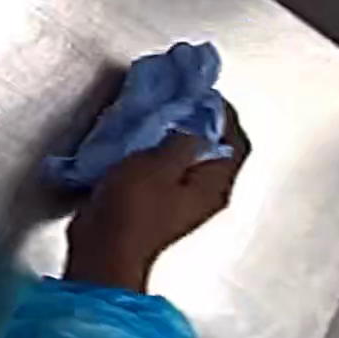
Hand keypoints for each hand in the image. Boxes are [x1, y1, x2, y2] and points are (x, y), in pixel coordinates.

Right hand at [63, 102, 250, 293]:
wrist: (105, 245)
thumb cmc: (133, 207)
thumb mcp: (157, 166)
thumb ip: (180, 143)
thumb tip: (194, 125)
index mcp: (213, 186)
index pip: (233, 143)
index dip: (224, 115)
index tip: (205, 92)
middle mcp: (203, 194)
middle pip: (212, 151)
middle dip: (198, 123)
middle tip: (177, 98)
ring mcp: (178, 200)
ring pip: (185, 159)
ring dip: (173, 135)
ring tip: (153, 114)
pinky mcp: (153, 202)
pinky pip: (162, 168)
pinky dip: (154, 149)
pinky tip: (134, 141)